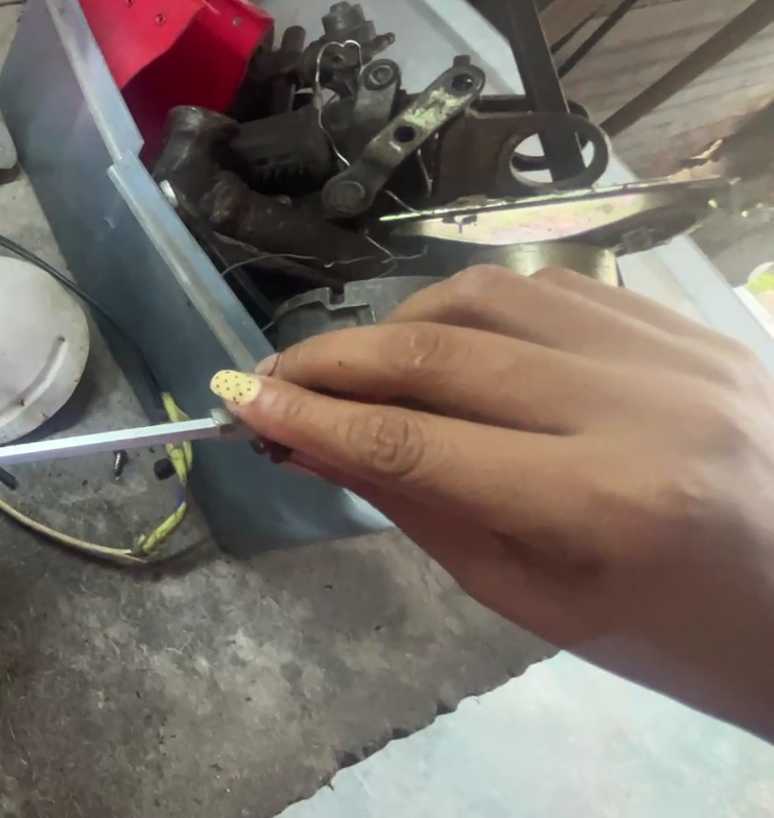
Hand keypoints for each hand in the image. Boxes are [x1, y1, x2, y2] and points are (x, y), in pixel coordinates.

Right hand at [215, 265, 773, 736]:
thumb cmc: (674, 630)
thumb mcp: (524, 590)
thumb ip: (405, 501)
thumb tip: (298, 439)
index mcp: (612, 505)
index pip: (408, 443)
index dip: (305, 416)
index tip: (233, 398)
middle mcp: (648, 409)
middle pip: (431, 355)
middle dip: (324, 362)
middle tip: (265, 377)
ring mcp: (676, 353)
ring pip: (476, 299)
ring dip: (386, 327)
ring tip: (353, 364)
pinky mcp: (682, 325)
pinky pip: (536, 286)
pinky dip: (457, 308)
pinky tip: (438, 341)